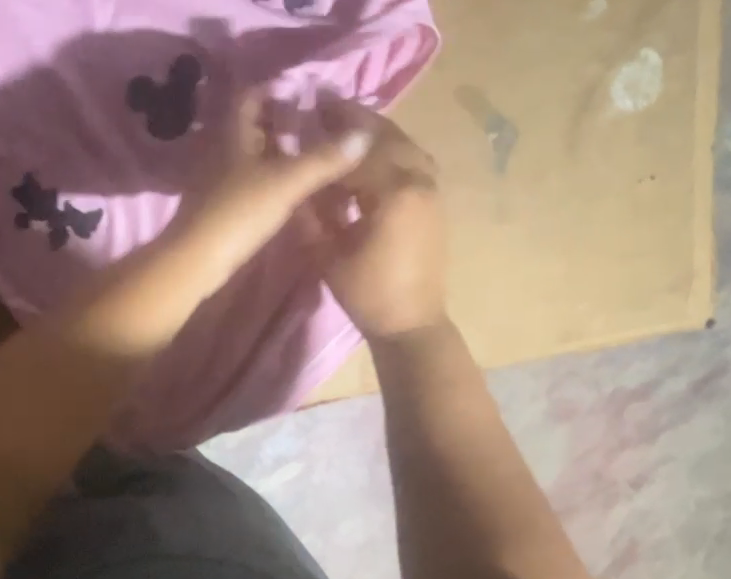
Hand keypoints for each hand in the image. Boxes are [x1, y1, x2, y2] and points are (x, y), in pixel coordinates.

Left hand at [164, 87, 373, 297]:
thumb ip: (323, 158)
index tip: (305, 94)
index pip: (251, 96)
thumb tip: (363, 134)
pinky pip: (248, 186)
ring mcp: (218, 184)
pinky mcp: (219, 211)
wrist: (196, 262)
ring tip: (313, 159)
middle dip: (282, 124)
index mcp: (233, 136)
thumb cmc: (238, 213)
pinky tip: (291, 193)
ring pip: (251, 159)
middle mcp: (222, 153)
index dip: (275, 89)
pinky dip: (269, 183)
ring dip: (278, 156)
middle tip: (317, 127)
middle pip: (252, 128)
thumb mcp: (286, 182)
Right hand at [297, 97, 448, 339]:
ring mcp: (431, 187)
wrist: (411, 321)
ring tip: (344, 125)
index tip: (306, 110)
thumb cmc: (366, 293)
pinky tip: (368, 154)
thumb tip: (297, 180)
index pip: (356, 148)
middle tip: (325, 104)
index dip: (329, 129)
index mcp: (393, 191)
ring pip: (402, 143)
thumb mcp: (327, 255)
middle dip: (354, 119)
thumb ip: (312, 213)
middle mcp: (419, 178)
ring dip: (373, 131)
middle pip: (384, 135)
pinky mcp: (433, 199)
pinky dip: (388, 149)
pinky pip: (411, 160)